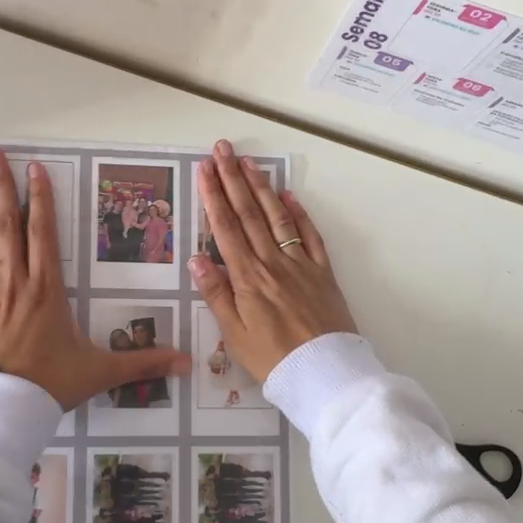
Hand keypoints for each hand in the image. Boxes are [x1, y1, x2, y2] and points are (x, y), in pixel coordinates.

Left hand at [0, 146, 189, 408]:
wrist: (5, 413)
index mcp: (47, 291)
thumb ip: (143, 363)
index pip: (43, 234)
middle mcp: (14, 285)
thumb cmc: (52, 387)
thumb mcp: (101, 372)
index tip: (35, 169)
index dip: (40, 200)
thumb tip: (188, 363)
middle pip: (5, 227)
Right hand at [190, 140, 355, 381]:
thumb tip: (196, 259)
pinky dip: (298, 214)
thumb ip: (216, 295)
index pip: (225, 229)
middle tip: (222, 149)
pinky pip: (310, 236)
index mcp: (247, 278)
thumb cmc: (273, 360)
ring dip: (262, 188)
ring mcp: (300, 265)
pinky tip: (289, 196)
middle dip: (233, 180)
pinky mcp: (323, 273)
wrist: (325, 373)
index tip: (204, 170)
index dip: (213, 196)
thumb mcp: (234, 335)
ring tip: (249, 162)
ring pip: (278, 218)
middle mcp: (273, 263)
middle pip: (249, 214)